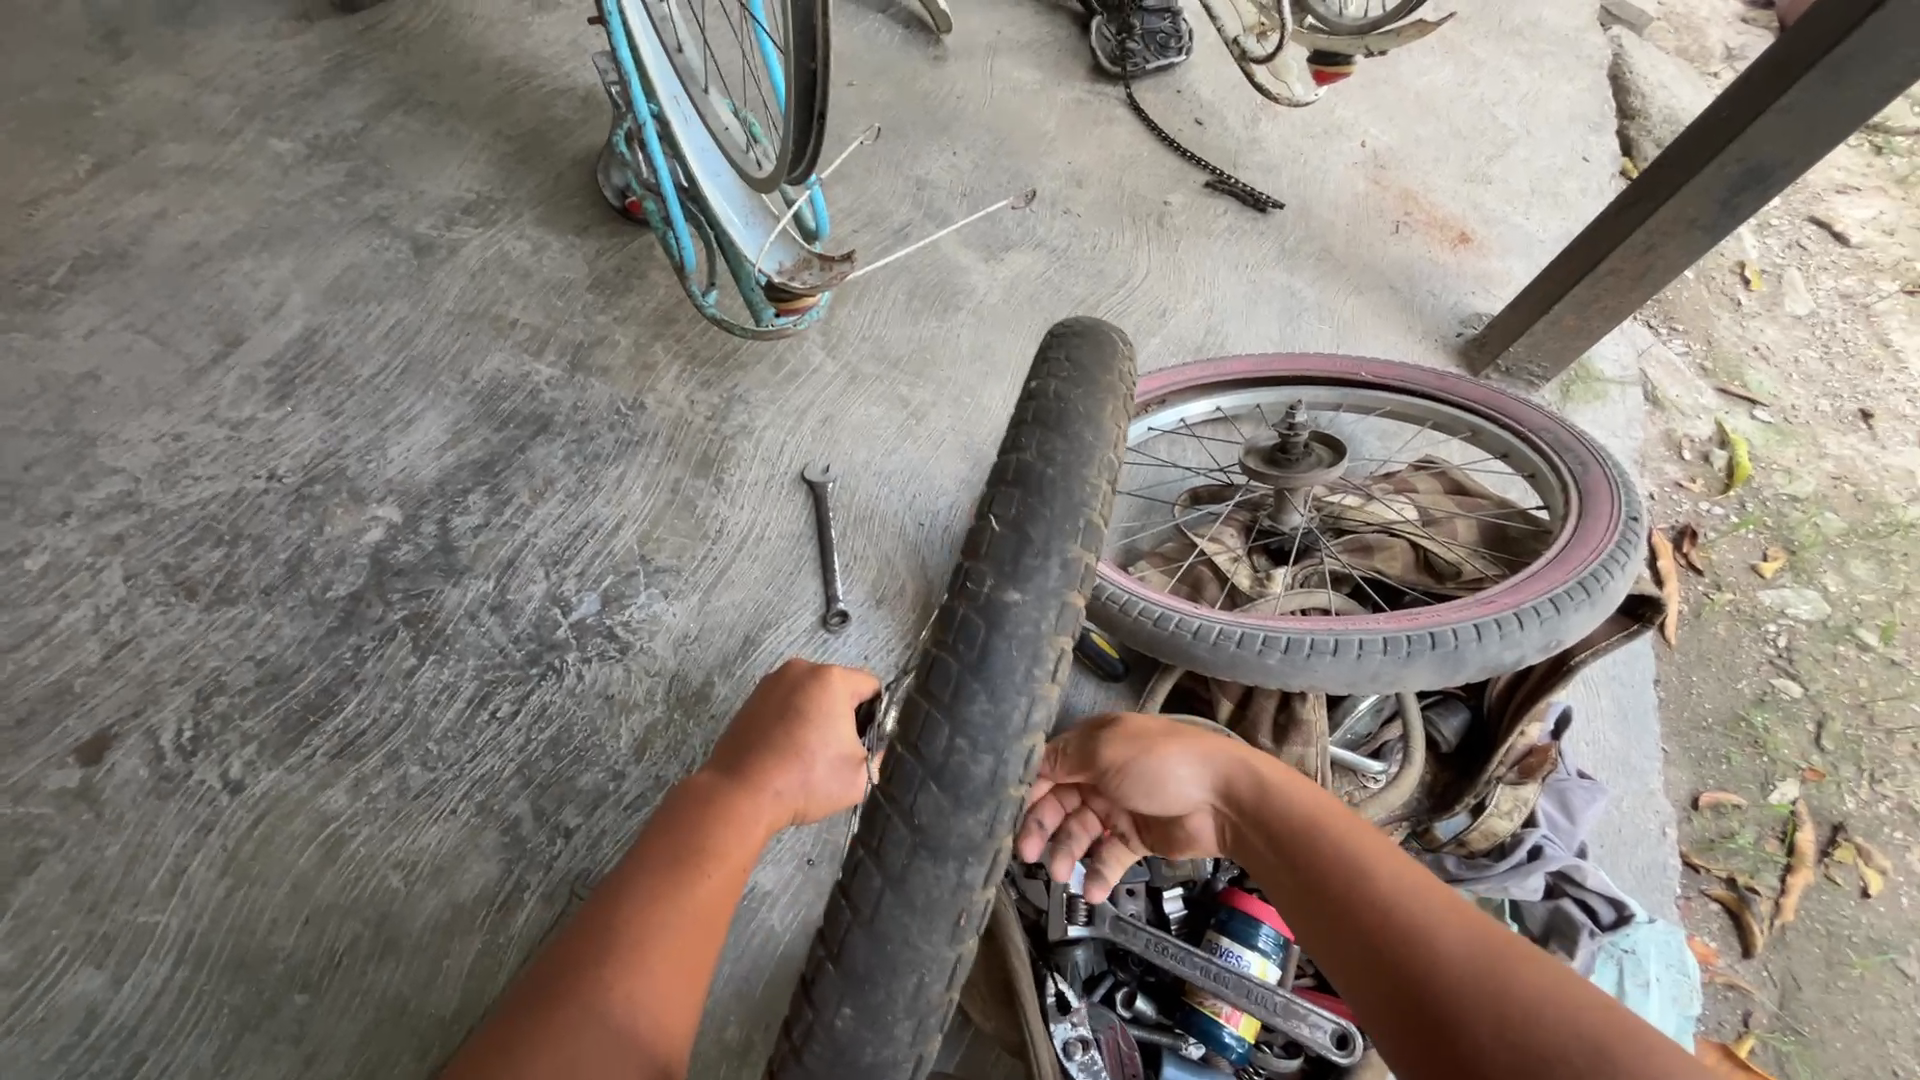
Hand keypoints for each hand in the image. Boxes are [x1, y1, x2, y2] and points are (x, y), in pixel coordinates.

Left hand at [700, 658, 880, 829]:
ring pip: (811, 697)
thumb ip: (877, 753)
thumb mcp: (861, 774)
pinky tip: (786, 753)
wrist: (740, 794)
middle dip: (843, 716)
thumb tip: (870, 745)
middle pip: (839, 689)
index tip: (865, 743)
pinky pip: (786, 705)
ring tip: (807, 756)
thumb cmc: (805, 780)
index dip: (876, 715)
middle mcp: (801, 670)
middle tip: (836, 753)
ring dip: (816, 718)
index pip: (871, 687)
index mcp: (831, 679)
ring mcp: (772, 683)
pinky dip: (791, 722)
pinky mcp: (751, 700)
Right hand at [1016, 712, 1255, 901]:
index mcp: (1093, 745)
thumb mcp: (1105, 750)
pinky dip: (1097, 873)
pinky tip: (1091, 890)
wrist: (1224, 798)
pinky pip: (1109, 856)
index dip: (1028, 790)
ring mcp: (1119, 807)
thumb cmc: (1160, 763)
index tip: (1009, 815)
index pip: (1048, 767)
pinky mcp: (1137, 838)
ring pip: (1080, 832)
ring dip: (1066, 853)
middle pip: (1059, 802)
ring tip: (1060, 875)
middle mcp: (1101, 774)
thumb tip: (1031, 765)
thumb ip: (1064, 759)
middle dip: (1041, 827)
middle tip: (1027, 854)